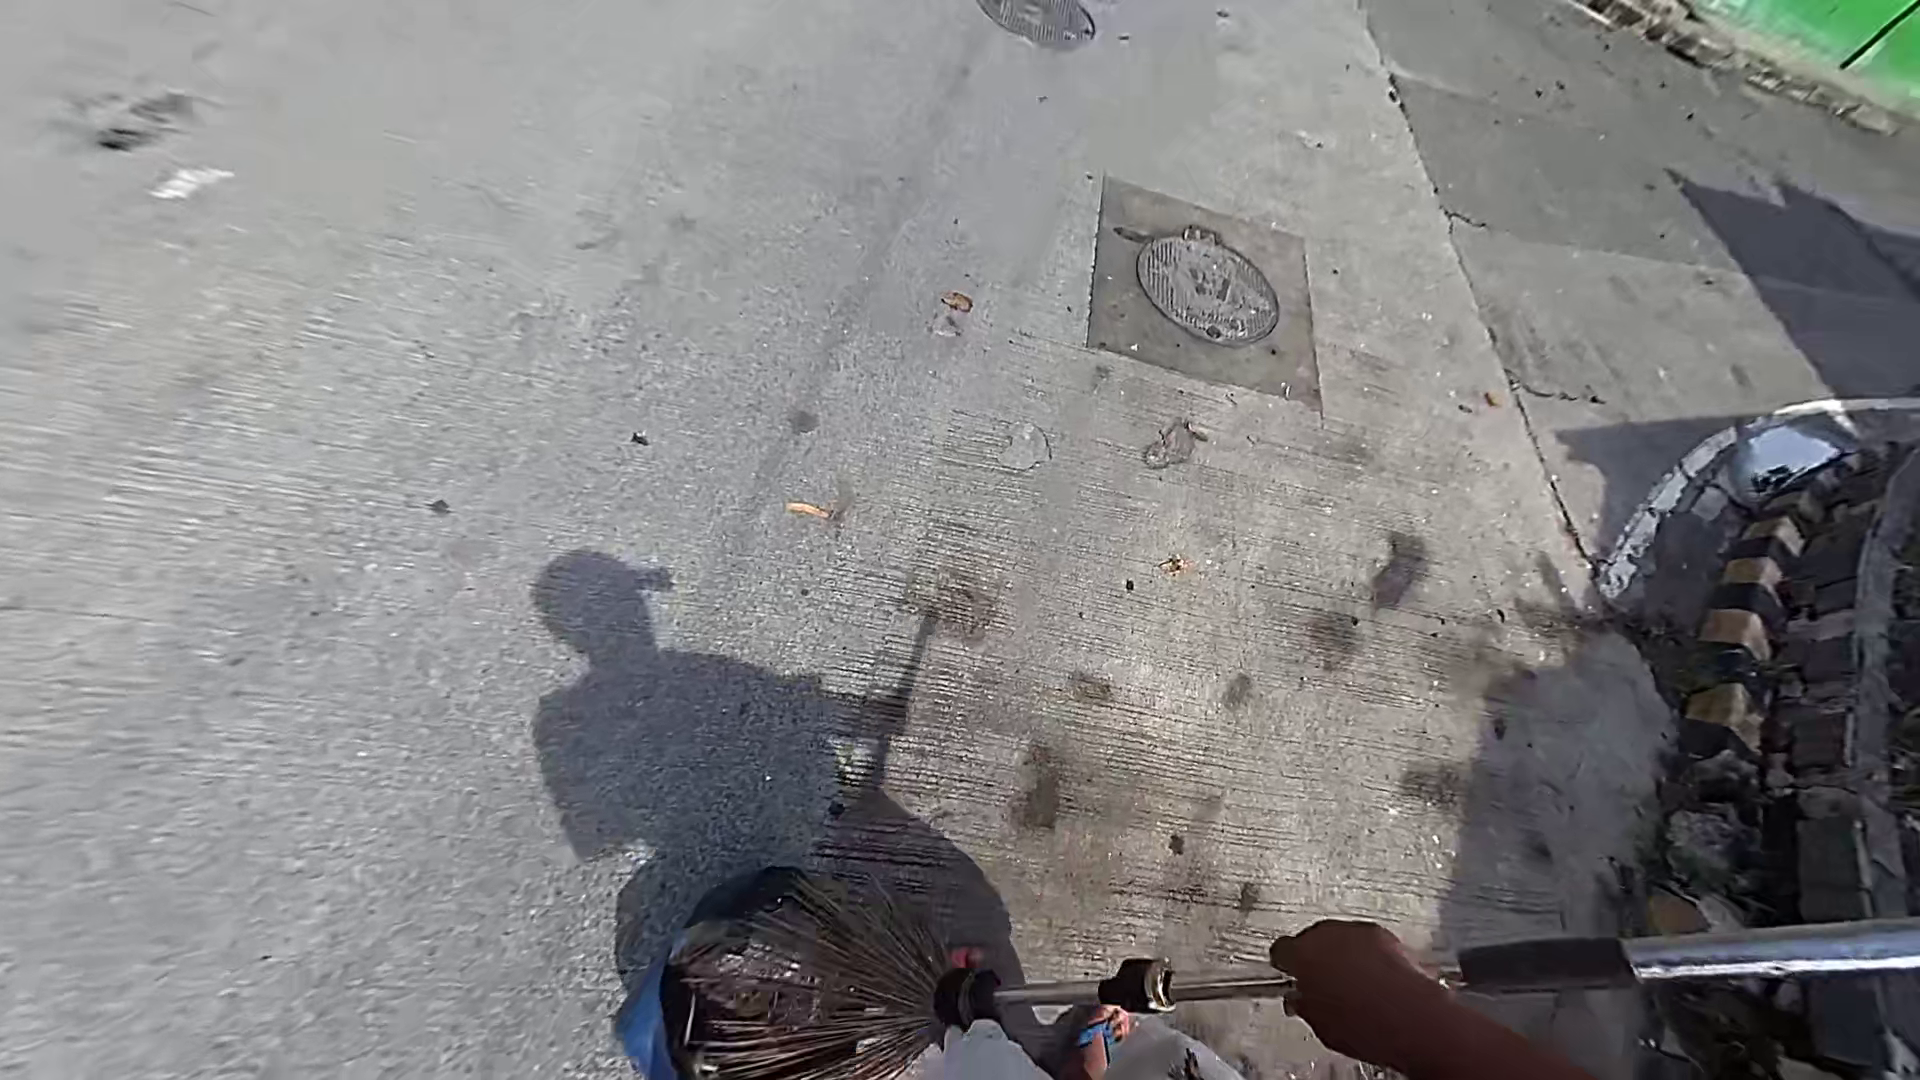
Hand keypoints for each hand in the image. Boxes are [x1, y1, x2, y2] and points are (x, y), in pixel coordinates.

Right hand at [1268, 920, 1451, 1073]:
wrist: (1412, 1018)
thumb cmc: (1368, 1024)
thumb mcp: (1323, 1027)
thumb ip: (1304, 1006)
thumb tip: (1299, 1002)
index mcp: (1300, 954)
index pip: (1280, 951)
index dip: (1285, 964)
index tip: (1291, 974)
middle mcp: (1321, 935)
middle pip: (1311, 941)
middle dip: (1318, 959)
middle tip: (1329, 984)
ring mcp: (1350, 931)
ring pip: (1339, 938)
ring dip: (1344, 954)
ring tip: (1358, 983)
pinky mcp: (1378, 933)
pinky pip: (1367, 940)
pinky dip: (1371, 954)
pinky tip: (1380, 977)